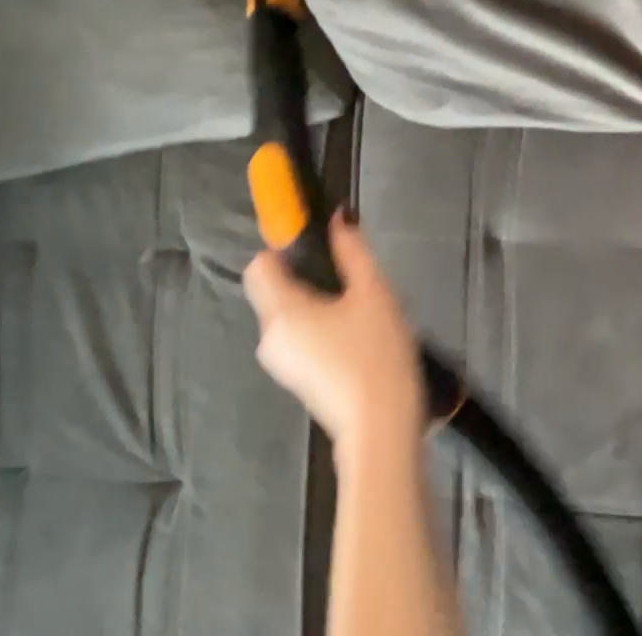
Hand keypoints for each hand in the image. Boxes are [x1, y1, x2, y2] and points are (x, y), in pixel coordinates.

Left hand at [244, 212, 424, 448]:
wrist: (381, 422)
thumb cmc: (377, 351)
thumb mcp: (375, 294)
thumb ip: (353, 252)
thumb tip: (338, 218)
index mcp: (282, 312)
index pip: (259, 266)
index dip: (284, 250)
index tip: (319, 248)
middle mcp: (270, 336)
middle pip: (278, 292)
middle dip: (312, 281)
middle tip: (357, 284)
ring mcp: (280, 362)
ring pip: (293, 317)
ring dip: (320, 307)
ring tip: (365, 316)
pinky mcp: (297, 380)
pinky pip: (302, 340)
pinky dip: (323, 331)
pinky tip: (359, 342)